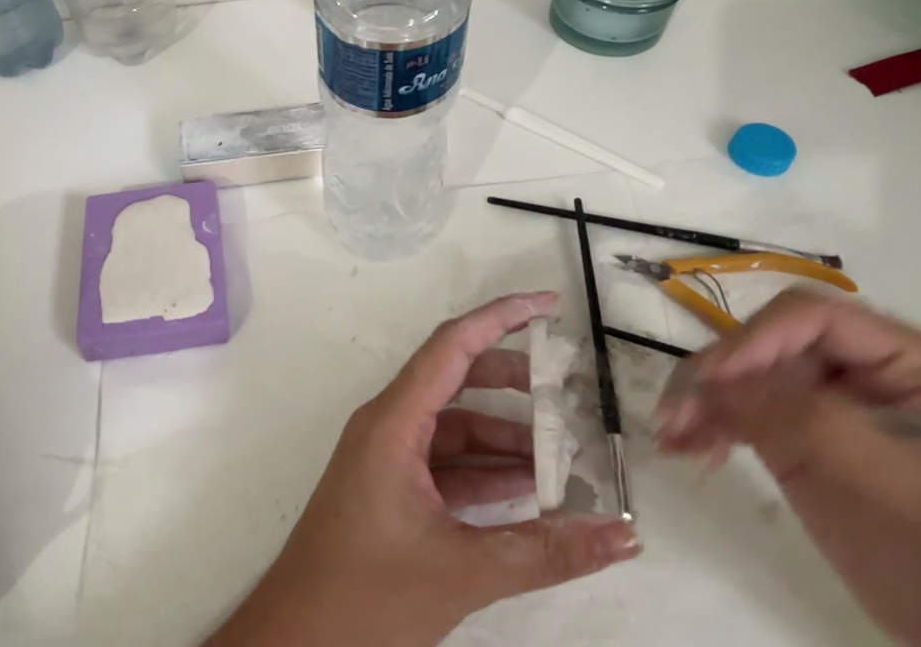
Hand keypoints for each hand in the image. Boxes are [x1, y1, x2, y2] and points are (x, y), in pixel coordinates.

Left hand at [207, 293, 641, 646]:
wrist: (297, 639)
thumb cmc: (366, 591)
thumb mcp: (463, 569)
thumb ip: (546, 550)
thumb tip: (624, 535)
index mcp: (393, 422)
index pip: (452, 346)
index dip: (500, 318)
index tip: (549, 306)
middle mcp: (387, 427)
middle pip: (456, 382)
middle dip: (514, 386)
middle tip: (569, 396)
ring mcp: (386, 460)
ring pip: (454, 430)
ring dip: (506, 441)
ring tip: (566, 460)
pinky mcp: (389, 492)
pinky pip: (445, 465)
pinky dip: (486, 474)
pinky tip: (530, 495)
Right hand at [657, 289, 920, 646]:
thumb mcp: (891, 478)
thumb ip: (803, 420)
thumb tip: (710, 380)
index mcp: (909, 361)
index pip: (814, 319)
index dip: (758, 340)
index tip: (713, 381)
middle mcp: (864, 372)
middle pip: (769, 345)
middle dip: (718, 374)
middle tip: (675, 413)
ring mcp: (829, 409)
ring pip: (745, 378)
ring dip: (702, 400)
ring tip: (671, 435)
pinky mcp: (800, 444)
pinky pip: (741, 415)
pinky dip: (709, 426)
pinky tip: (686, 446)